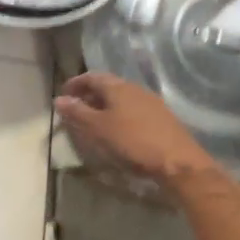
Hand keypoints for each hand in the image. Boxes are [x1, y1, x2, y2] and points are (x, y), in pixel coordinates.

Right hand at [54, 73, 215, 183]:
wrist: (179, 163)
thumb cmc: (133, 141)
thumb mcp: (98, 128)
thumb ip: (77, 112)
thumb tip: (59, 99)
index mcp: (117, 87)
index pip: (91, 76)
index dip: (75, 83)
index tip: (64, 94)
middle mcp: (135, 89)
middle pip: (108, 86)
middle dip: (90, 95)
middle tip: (77, 109)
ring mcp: (152, 102)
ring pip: (122, 98)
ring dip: (106, 106)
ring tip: (96, 121)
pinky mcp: (163, 118)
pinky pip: (134, 109)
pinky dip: (121, 114)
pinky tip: (120, 130)